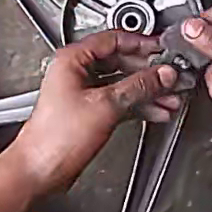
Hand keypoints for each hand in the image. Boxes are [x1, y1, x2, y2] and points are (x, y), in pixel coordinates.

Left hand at [4, 30, 182, 197]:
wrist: (39, 171)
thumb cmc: (55, 138)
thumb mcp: (105, 105)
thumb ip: (138, 87)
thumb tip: (161, 74)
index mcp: (72, 60)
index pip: (114, 39)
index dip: (142, 43)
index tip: (163, 49)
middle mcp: (76, 72)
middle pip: (120, 61)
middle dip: (149, 70)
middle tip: (171, 74)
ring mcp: (82, 92)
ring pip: (122, 83)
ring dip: (147, 90)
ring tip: (170, 95)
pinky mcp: (89, 112)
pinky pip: (119, 100)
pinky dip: (138, 104)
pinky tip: (156, 110)